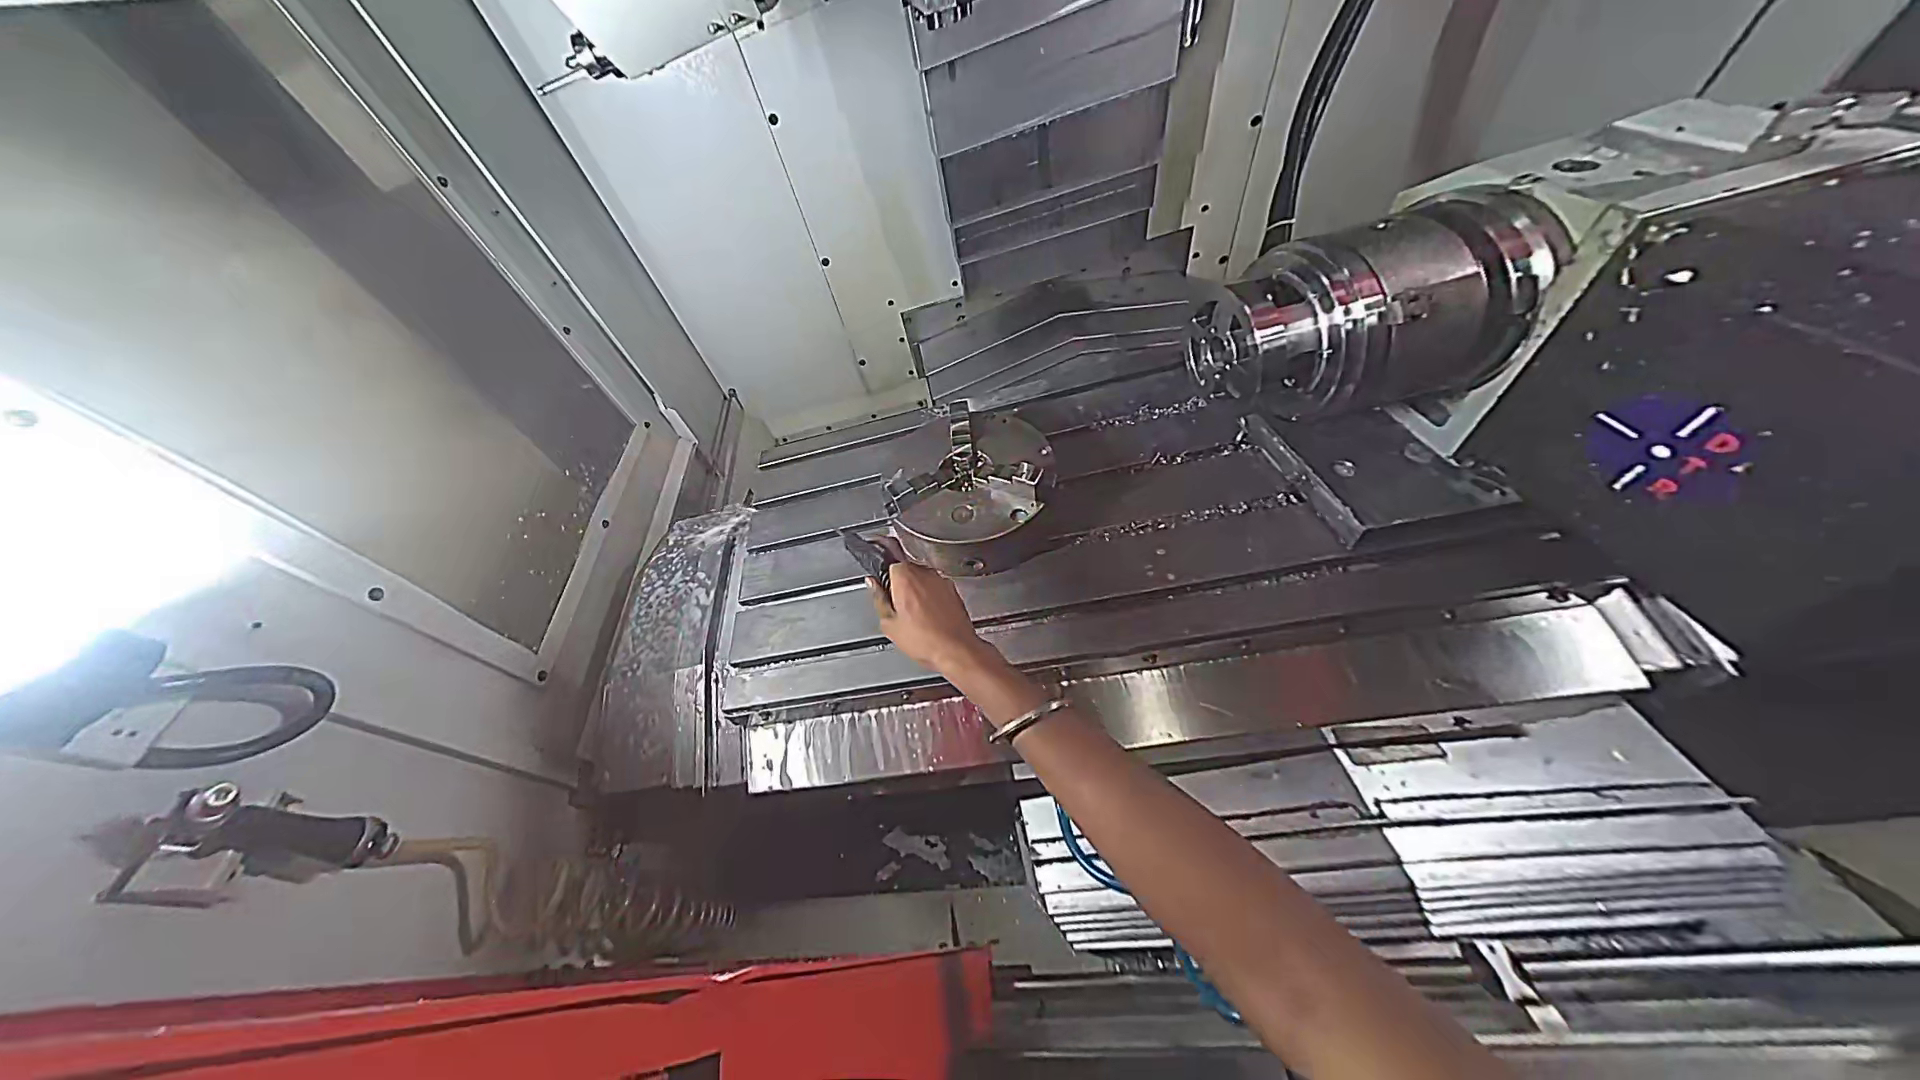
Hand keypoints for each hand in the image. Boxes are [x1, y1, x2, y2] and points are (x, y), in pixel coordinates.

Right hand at [866, 536, 995, 676]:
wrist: (956, 650)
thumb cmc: (925, 640)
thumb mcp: (890, 624)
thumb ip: (878, 598)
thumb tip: (872, 584)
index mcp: (905, 577)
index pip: (889, 554)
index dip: (881, 560)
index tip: (875, 557)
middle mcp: (925, 573)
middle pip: (905, 567)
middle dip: (898, 581)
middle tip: (893, 602)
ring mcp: (941, 581)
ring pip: (921, 577)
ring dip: (915, 589)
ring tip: (913, 614)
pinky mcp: (952, 590)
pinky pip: (935, 587)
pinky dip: (929, 596)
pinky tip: (927, 616)